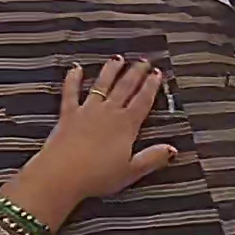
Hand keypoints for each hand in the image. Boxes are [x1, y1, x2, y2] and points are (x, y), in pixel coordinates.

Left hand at [0, 58, 177, 231]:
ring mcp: (87, 111)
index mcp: (126, 125)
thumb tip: (173, 149)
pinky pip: (71, 92)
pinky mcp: (68, 114)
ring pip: (102, 84)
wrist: (62, 174)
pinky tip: (76, 69)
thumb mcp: (131, 171)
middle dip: (135, 73)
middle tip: (143, 61)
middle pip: (125, 88)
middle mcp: (109, 112)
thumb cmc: (98, 176)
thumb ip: (152, 158)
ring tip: (118, 58)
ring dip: (111, 70)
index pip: (143, 101)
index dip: (151, 86)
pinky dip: (73, 79)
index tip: (157, 73)